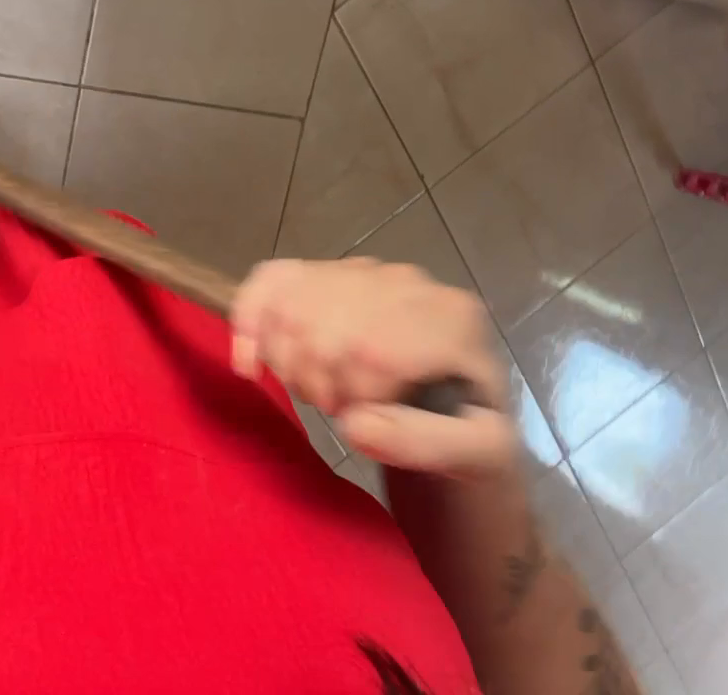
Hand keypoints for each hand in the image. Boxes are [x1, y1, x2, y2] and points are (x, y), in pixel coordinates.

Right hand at [231, 258, 514, 476]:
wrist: (460, 408)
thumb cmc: (470, 433)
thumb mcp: (479, 455)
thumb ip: (426, 444)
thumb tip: (356, 426)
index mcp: (451, 318)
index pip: (372, 346)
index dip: (354, 394)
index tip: (365, 421)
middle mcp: (407, 282)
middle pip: (322, 323)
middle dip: (316, 380)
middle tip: (336, 409)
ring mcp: (363, 272)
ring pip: (291, 302)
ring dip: (287, 359)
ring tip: (315, 389)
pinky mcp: (329, 273)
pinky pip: (273, 278)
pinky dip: (249, 317)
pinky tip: (249, 360)